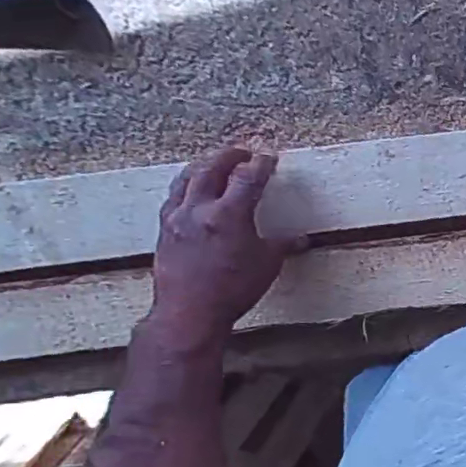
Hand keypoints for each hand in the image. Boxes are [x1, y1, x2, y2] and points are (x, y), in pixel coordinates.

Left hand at [141, 147, 304, 353]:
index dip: (262, 164)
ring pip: (187, 177)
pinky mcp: (165, 229)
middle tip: (242, 152)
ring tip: (214, 163)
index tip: (269, 158)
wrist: (190, 313)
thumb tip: (300, 240)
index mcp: (230, 215)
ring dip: (204, 165)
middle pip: (213, 167)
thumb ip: (282, 246)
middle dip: (230, 156)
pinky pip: (173, 197)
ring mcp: (178, 217)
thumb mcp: (266, 266)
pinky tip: (189, 190)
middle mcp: (200, 209)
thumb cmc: (231, 292)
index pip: (249, 177)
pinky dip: (185, 186)